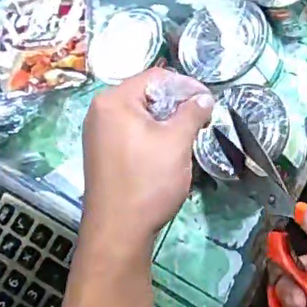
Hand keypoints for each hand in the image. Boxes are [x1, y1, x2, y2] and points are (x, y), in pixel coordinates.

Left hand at [79, 68, 213, 257]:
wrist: (119, 230)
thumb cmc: (148, 181)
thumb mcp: (177, 143)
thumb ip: (192, 113)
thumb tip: (204, 98)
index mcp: (114, 101)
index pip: (155, 76)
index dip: (187, 85)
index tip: (209, 102)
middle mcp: (100, 112)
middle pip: (146, 94)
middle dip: (176, 105)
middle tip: (200, 120)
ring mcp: (97, 134)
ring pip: (140, 116)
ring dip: (166, 122)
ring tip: (188, 137)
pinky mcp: (102, 154)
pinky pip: (130, 134)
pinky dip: (152, 137)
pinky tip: (167, 153)